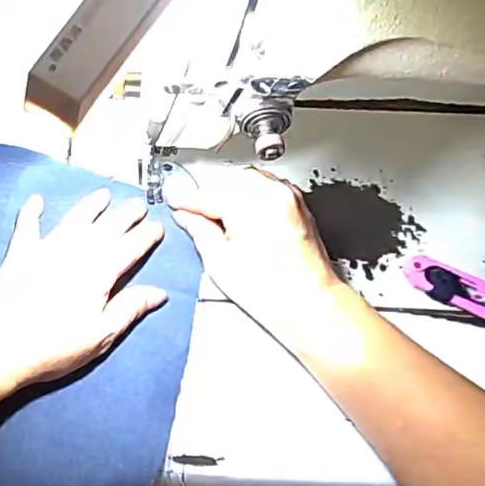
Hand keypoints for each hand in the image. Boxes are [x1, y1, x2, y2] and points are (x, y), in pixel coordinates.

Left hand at [0, 189, 167, 389]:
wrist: (1, 344)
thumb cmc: (55, 345)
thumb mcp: (101, 334)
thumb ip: (129, 308)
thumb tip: (158, 293)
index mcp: (100, 271)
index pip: (131, 247)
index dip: (146, 236)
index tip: (157, 227)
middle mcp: (76, 251)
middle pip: (106, 227)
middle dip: (125, 215)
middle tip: (138, 205)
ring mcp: (46, 248)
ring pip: (74, 219)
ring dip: (90, 206)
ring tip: (102, 195)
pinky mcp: (20, 253)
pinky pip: (27, 226)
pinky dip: (32, 212)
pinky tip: (36, 200)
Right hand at [163, 167, 360, 343]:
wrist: (310, 303)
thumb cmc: (274, 292)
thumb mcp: (219, 262)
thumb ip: (199, 231)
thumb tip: (187, 217)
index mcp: (250, 204)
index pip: (206, 195)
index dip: (185, 199)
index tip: (174, 200)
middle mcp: (273, 194)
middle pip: (228, 182)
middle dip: (210, 196)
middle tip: (194, 214)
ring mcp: (289, 198)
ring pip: (248, 182)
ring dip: (231, 195)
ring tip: (220, 220)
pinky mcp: (298, 206)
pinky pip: (267, 189)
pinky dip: (251, 197)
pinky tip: (243, 219)